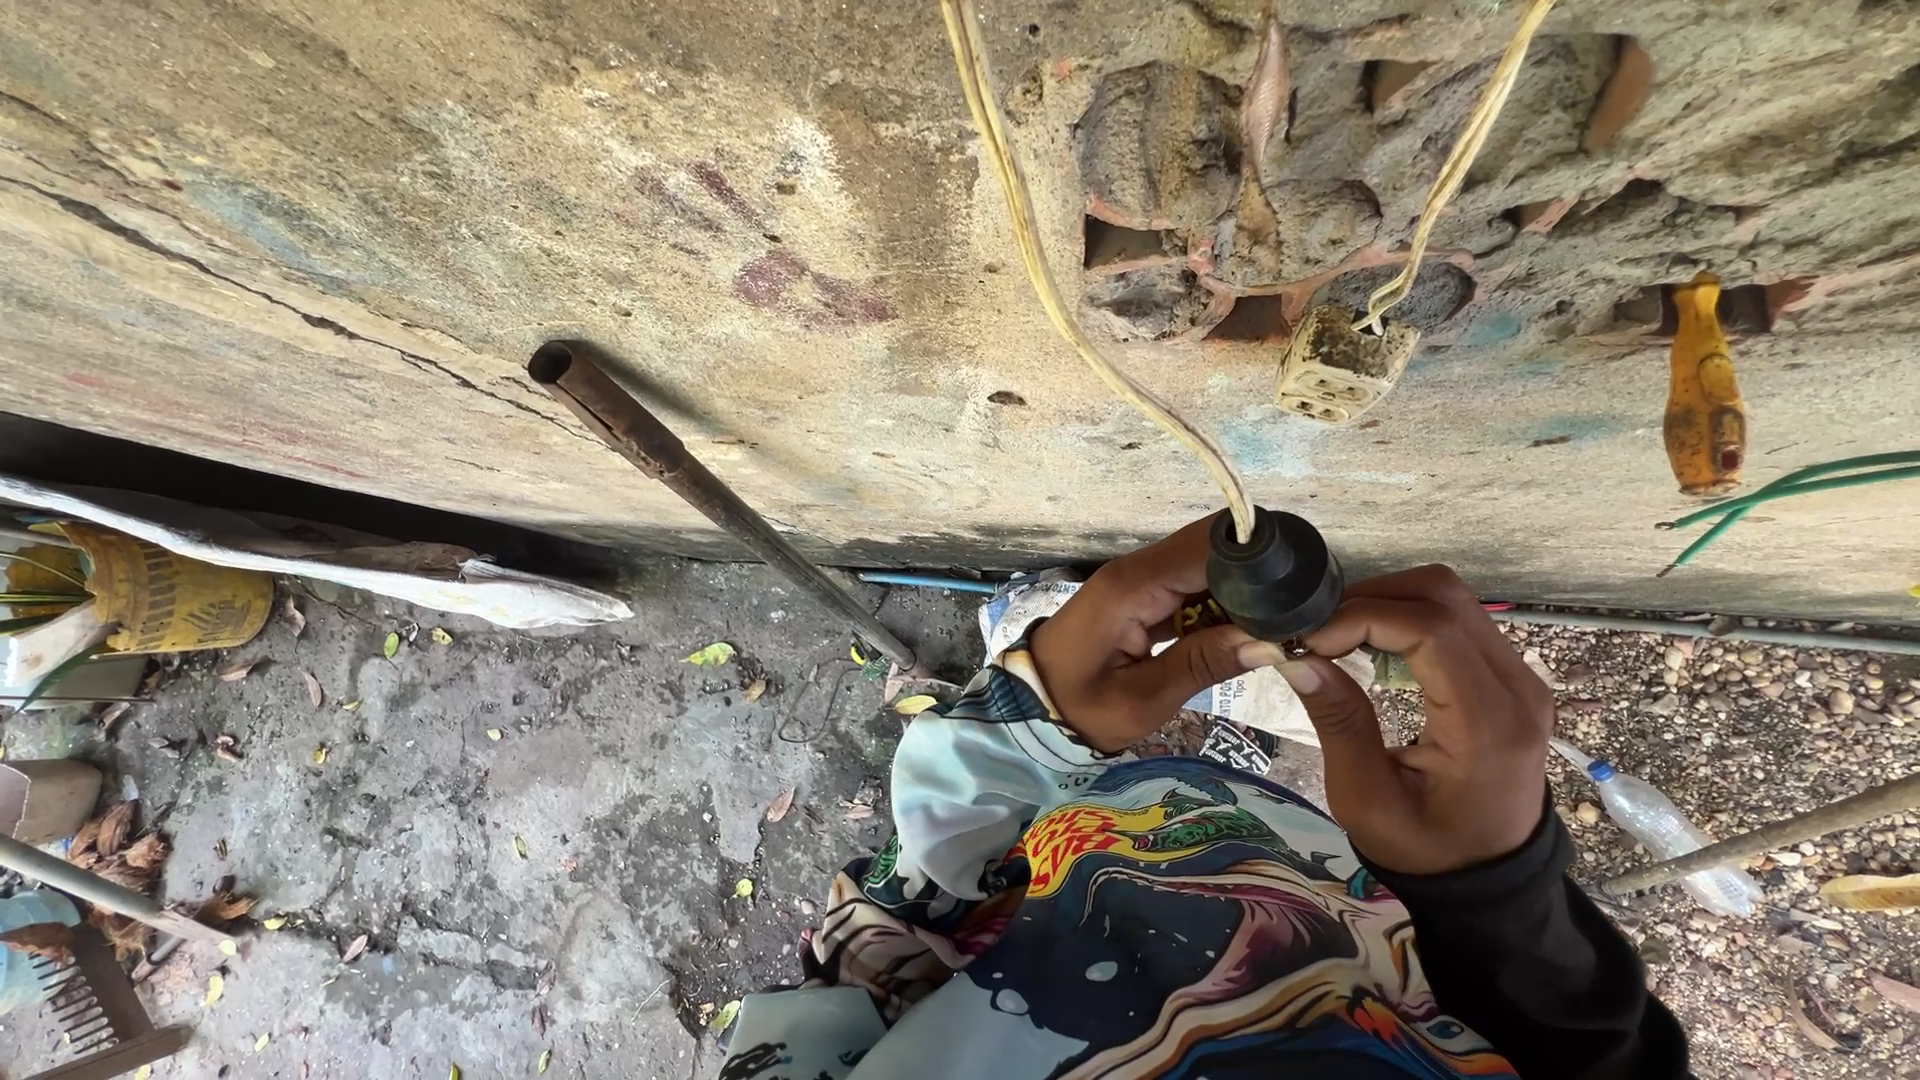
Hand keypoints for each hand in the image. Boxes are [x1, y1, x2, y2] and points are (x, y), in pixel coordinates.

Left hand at [1029, 515, 1289, 752]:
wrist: (1027, 709)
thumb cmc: (1076, 709)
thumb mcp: (1141, 701)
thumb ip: (1202, 665)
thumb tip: (1271, 642)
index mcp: (1131, 587)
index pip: (1206, 549)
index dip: (1258, 562)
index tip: (1304, 591)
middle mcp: (1135, 571)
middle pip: (1210, 550)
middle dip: (1258, 576)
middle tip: (1304, 613)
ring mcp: (1136, 581)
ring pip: (1204, 567)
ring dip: (1242, 592)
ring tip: (1287, 624)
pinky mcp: (1138, 597)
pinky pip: (1189, 587)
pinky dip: (1220, 605)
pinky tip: (1248, 631)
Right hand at [1278, 565, 1552, 874]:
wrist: (1486, 876)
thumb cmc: (1424, 846)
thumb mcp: (1366, 798)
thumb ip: (1338, 722)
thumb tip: (1296, 656)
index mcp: (1488, 722)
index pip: (1429, 628)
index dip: (1360, 618)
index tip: (1307, 642)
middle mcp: (1516, 687)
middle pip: (1442, 595)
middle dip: (1367, 599)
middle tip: (1317, 632)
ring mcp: (1518, 676)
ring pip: (1447, 596)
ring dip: (1383, 602)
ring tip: (1335, 635)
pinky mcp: (1506, 674)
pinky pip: (1452, 617)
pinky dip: (1400, 615)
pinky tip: (1364, 643)